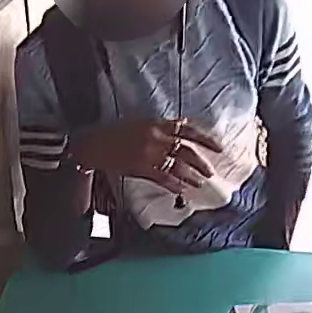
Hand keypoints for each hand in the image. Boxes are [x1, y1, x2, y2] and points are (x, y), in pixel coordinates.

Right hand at [71, 119, 220, 196]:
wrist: (93, 143)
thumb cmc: (114, 133)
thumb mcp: (140, 122)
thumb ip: (162, 125)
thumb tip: (182, 124)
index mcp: (157, 124)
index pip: (187, 130)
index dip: (205, 139)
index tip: (217, 147)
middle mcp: (156, 137)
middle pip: (186, 149)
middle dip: (201, 162)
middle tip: (211, 171)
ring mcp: (149, 153)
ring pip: (177, 165)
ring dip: (191, 175)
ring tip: (200, 183)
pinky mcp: (141, 167)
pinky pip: (163, 177)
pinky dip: (175, 184)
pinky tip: (182, 190)